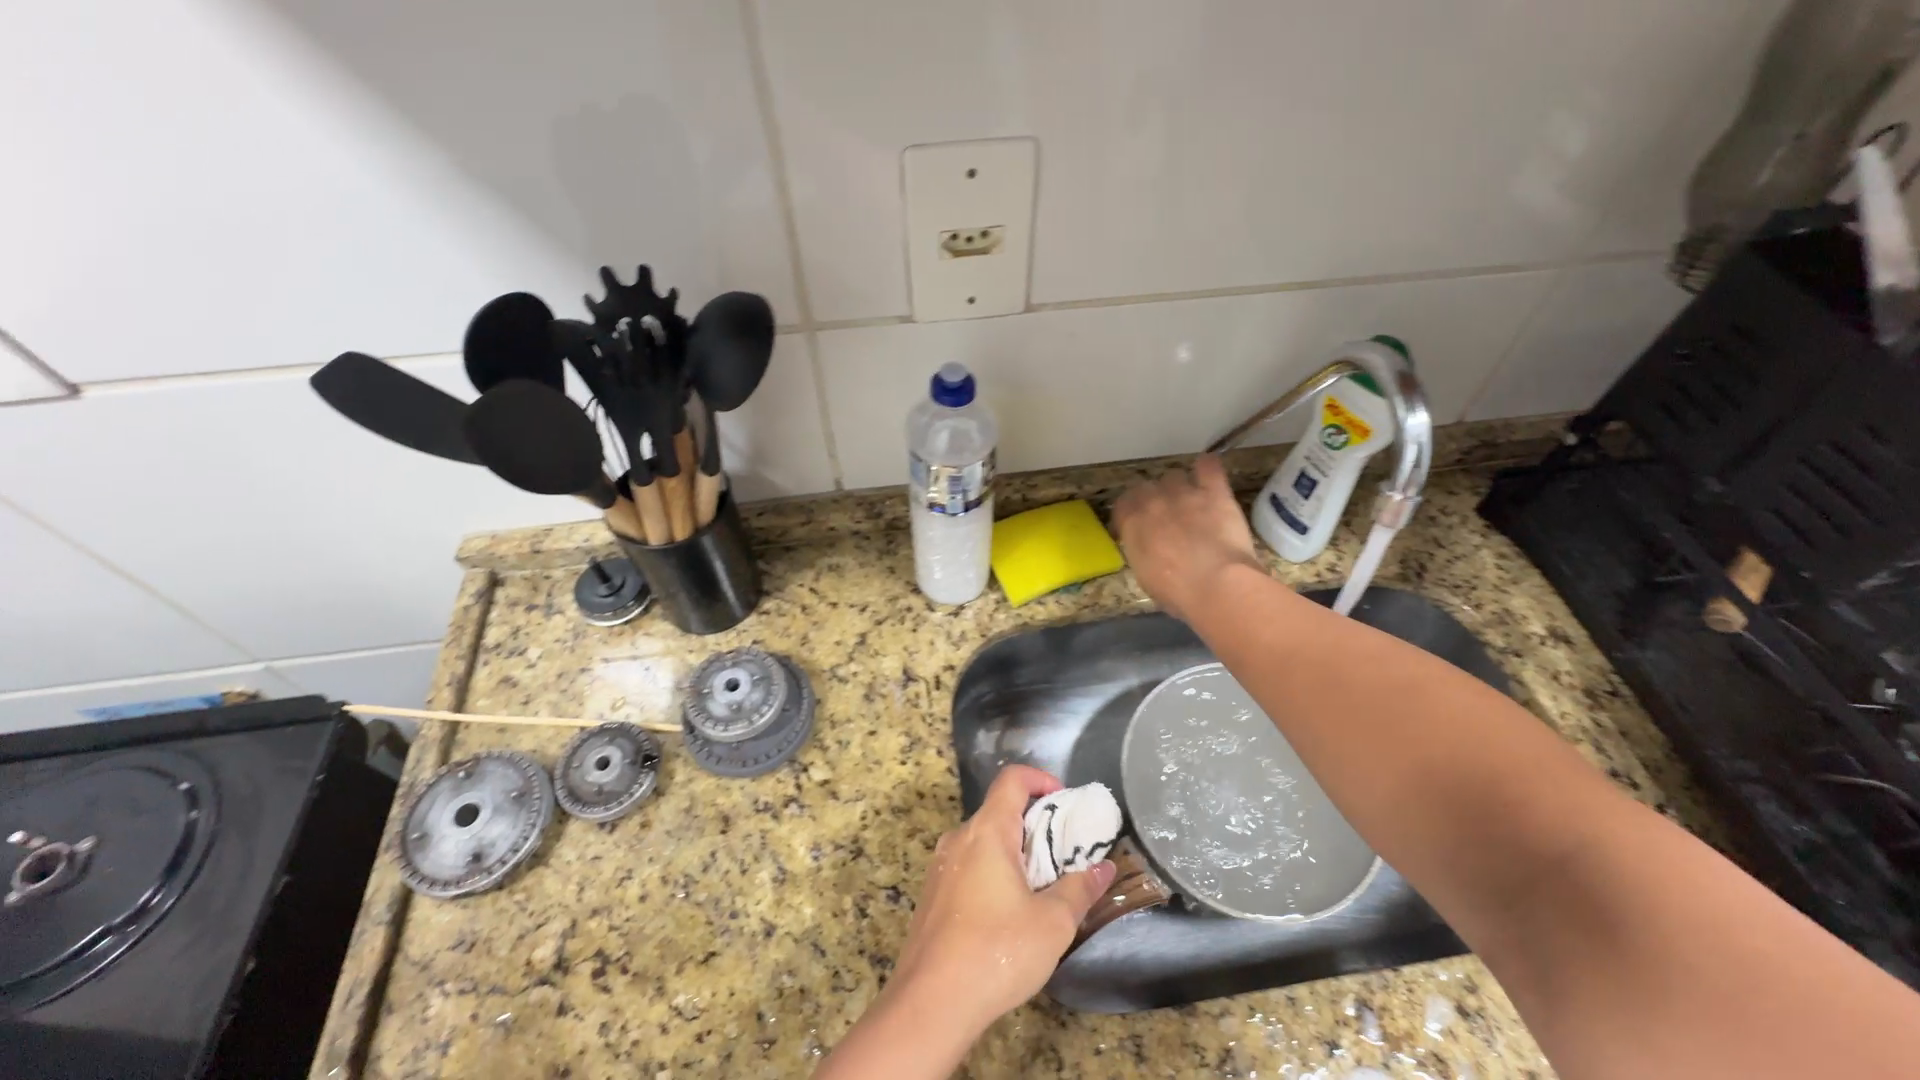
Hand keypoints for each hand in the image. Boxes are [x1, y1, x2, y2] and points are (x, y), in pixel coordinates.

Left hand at [894, 765, 1115, 1031]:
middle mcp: (958, 841)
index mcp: (986, 833)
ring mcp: (940, 870)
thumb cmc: (997, 952)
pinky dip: (994, 875)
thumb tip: (1104, 868)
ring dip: (1015, 854)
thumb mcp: (1053, 923)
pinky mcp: (932, 898)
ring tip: (1043, 888)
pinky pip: (969, 870)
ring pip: (983, 844)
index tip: (1066, 801)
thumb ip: (1080, 889)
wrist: (931, 1003)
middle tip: (1065, 854)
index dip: (1041, 779)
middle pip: (999, 813)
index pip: (1011, 780)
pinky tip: (1010, 915)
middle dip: (1035, 826)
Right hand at [1113, 455, 1262, 621]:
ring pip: (1174, 476)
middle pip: (1147, 487)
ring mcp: (1184, 494)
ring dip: (1178, 487)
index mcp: (1132, 524)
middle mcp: (1154, 502)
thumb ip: (1142, 551)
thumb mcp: (1145, 576)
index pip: (1123, 504)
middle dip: (1154, 500)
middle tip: (1166, 517)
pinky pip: (1208, 466)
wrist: (1216, 584)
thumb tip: (1148, 547)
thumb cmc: (1177, 592)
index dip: (1130, 513)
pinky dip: (1206, 467)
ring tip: (1189, 501)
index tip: (1138, 525)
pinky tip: (1208, 474)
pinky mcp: (1215, 492)